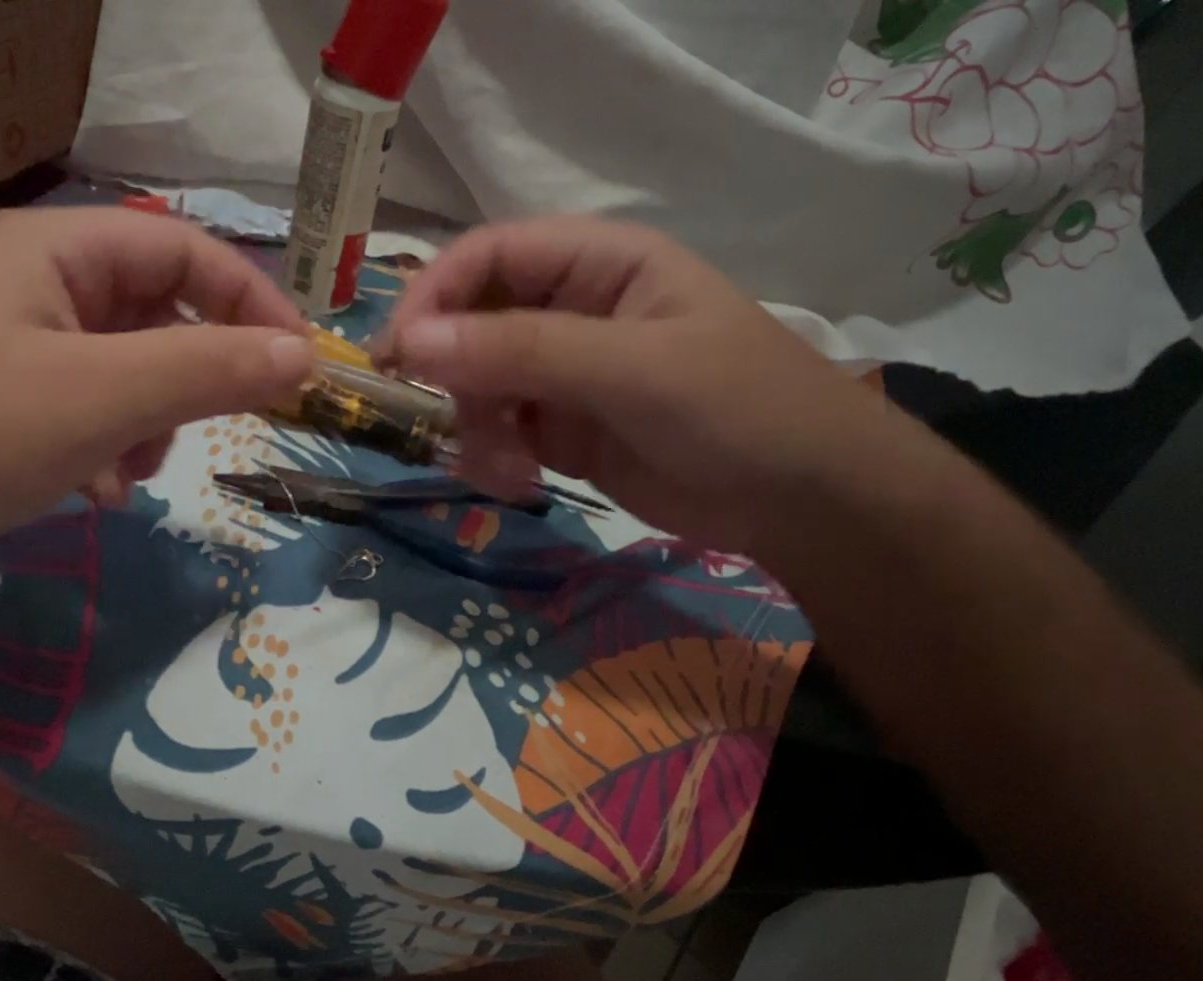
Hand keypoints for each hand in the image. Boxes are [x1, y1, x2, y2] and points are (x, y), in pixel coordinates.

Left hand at [0, 207, 313, 610]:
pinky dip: (99, 451)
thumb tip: (301, 356)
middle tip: (206, 432)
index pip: (181, 250)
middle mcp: (20, 289)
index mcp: (47, 252)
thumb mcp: (98, 399)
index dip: (249, 300)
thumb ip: (207, 371)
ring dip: (144, 423)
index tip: (298, 366)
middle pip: (147, 313)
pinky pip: (71, 418)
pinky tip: (91, 494)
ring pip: (113, 374)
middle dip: (188, 376)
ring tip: (131, 475)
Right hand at [385, 216, 916, 554]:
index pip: (489, 255)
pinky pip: (496, 432)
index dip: (434, 294)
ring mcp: (562, 373)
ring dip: (473, 427)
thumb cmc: (738, 409)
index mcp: (598, 263)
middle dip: (451, 375)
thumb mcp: (632, 370)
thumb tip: (409, 342)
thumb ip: (521, 351)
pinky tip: (513, 484)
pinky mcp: (559, 430)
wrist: (805, 503)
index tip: (397, 353)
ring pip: (476, 384)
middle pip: (470, 322)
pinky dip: (490, 458)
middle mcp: (571, 309)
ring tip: (502, 470)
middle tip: (435, 423)